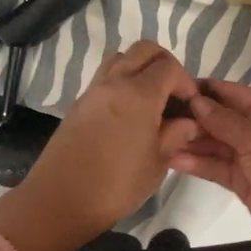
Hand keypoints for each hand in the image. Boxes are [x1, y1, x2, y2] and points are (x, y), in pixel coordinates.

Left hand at [0, 42, 200, 250]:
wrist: (60, 199)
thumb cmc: (116, 185)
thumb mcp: (157, 163)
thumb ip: (175, 135)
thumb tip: (188, 121)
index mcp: (139, 94)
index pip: (169, 66)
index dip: (185, 81)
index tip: (190, 105)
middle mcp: (115, 82)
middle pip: (144, 50)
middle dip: (164, 64)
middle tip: (172, 94)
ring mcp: (93, 90)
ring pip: (121, 57)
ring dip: (140, 68)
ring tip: (149, 99)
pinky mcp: (79, 103)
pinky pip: (105, 76)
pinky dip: (121, 81)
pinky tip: (128, 112)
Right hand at [166, 80, 250, 250]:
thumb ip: (224, 121)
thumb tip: (196, 100)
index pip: (238, 95)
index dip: (210, 90)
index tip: (177, 85)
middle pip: (225, 120)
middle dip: (196, 118)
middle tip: (162, 113)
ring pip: (218, 145)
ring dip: (193, 142)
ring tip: (161, 135)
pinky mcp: (244, 183)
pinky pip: (217, 167)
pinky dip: (198, 163)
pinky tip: (172, 159)